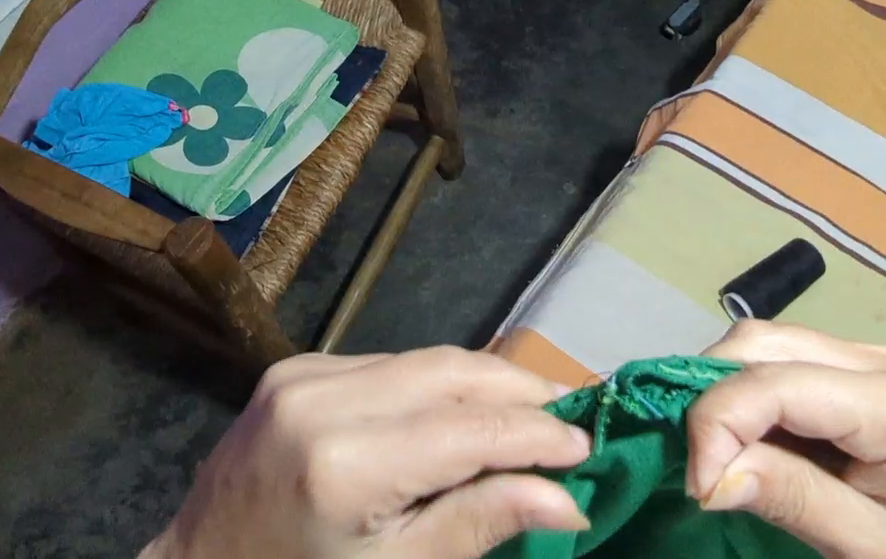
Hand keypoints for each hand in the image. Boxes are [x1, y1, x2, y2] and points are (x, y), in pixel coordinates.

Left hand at [143, 347, 592, 558]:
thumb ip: (478, 526)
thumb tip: (567, 498)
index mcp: (342, 462)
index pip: (465, 432)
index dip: (533, 436)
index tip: (587, 443)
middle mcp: (322, 396)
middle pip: (448, 372)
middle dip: (517, 390)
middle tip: (572, 412)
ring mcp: (305, 371)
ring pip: (423, 359)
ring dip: (481, 381)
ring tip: (532, 407)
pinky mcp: (298, 364)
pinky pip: (389, 363)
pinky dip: (435, 381)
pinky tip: (463, 404)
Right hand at [686, 321, 885, 558]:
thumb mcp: (883, 557)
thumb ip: (796, 502)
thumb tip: (707, 474)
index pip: (774, 385)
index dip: (716, 425)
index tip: (696, 488)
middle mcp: (879, 359)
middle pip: (760, 344)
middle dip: (711, 397)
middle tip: (702, 471)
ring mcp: (869, 357)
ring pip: (762, 344)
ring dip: (725, 392)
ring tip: (720, 458)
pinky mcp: (858, 369)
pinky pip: (780, 361)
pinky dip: (747, 395)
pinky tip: (750, 441)